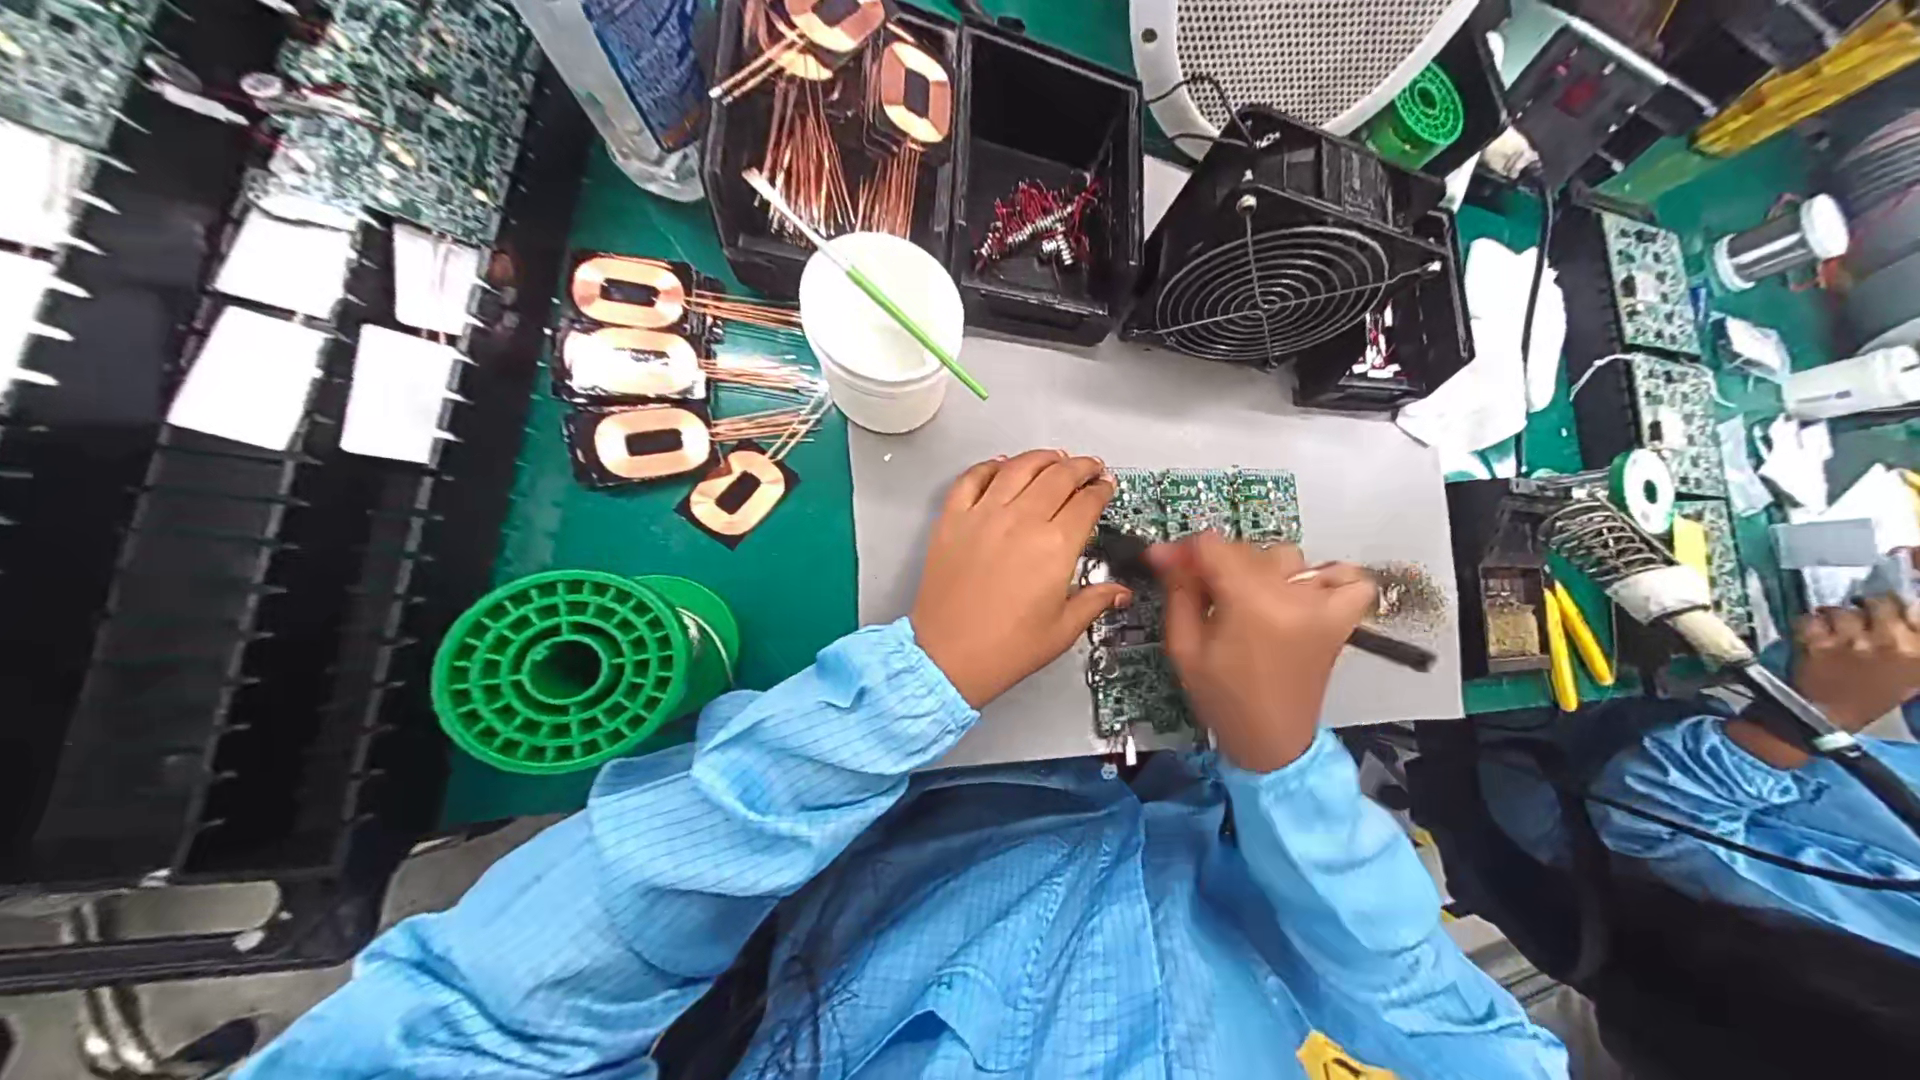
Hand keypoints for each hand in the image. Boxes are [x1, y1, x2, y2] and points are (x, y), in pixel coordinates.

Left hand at [911, 449, 1130, 707]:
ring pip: (1018, 468)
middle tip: (1089, 467)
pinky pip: (971, 478)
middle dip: (1080, 467)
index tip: (1105, 487)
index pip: (1086, 502)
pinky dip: (989, 466)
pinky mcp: (952, 520)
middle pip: (1058, 476)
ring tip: (1054, 457)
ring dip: (1041, 458)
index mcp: (1055, 547)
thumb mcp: (1062, 629)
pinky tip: (1002, 465)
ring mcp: (983, 516)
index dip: (1101, 490)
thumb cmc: (1006, 648)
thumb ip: (1094, 602)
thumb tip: (1118, 592)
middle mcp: (1021, 521)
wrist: (948, 657)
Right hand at [1148, 533, 1376, 771]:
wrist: (1271, 740)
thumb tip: (1168, 554)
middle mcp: (1293, 595)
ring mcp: (1324, 603)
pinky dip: (1323, 577)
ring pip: (1283, 556)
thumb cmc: (1221, 697)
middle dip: (1212, 562)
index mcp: (1251, 603)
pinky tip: (1298, 593)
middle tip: (1196, 589)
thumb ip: (1178, 591)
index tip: (1163, 561)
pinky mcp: (1342, 616)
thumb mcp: (1183, 645)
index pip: (1212, 547)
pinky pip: (1344, 576)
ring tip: (1244, 598)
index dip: (1182, 550)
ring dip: (1258, 569)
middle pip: (1244, 549)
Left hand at [1728, 597, 1919, 767]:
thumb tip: (1912, 608)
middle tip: (1856, 613)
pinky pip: (1808, 619)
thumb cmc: (1875, 694)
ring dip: (1832, 615)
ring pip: (1839, 610)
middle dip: (1864, 605)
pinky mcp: (1816, 643)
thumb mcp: (1914, 671)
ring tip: (1832, 627)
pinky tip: (1810, 633)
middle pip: (1878, 603)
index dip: (1898, 604)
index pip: (1916, 608)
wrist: (1831, 714)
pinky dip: (1806, 623)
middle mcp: (1893, 641)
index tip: (1889, 606)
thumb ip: (1914, 641)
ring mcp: (1852, 641)